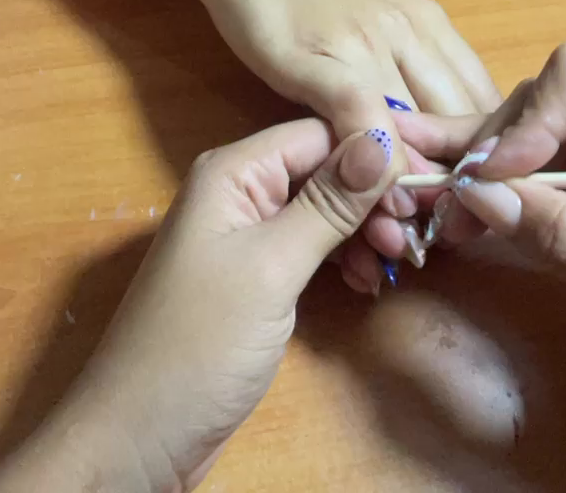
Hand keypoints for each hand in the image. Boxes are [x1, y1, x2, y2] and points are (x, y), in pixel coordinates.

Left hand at [0, 119, 403, 492]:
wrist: (140, 435)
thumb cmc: (200, 342)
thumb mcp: (272, 268)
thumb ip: (328, 202)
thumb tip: (381, 138)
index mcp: (234, 170)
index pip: (319, 131)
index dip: (374, 148)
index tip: (424, 179)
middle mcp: (241, 189)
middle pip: (323, 167)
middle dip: (372, 193)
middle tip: (413, 229)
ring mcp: (248, 232)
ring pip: (323, 207)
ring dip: (364, 227)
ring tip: (397, 258)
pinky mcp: (257, 271)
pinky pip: (311, 244)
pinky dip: (345, 256)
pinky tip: (368, 280)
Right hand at [182, 0, 500, 293]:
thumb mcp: (370, 23)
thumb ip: (403, 69)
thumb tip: (428, 130)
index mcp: (430, 24)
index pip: (484, 99)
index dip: (487, 156)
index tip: (475, 200)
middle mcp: (413, 32)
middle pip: (464, 119)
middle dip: (463, 182)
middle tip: (452, 234)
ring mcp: (372, 45)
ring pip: (422, 130)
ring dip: (422, 190)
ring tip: (415, 239)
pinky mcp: (324, 60)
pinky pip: (368, 122)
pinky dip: (378, 169)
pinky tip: (372, 204)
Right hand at [399, 43, 565, 491]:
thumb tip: (476, 197)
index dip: (530, 116)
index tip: (495, 177)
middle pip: (546, 106)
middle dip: (489, 144)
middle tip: (432, 189)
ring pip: (534, 143)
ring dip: (481, 172)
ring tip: (425, 198)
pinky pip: (543, 185)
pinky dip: (500, 201)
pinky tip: (456, 213)